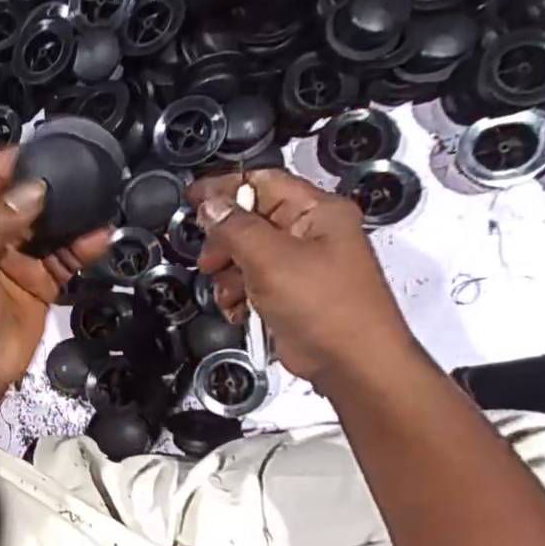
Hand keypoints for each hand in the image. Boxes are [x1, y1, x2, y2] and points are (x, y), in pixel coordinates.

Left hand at [0, 147, 110, 424]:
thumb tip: (35, 189)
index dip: (3, 166)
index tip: (33, 148)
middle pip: (19, 202)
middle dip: (43, 184)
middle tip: (74, 166)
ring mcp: (18, 262)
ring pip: (47, 228)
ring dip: (68, 213)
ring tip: (94, 193)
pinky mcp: (41, 284)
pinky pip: (65, 258)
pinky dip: (82, 247)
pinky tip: (99, 236)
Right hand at [187, 170, 420, 386]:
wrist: (350, 362)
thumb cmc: (331, 310)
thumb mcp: (271, 259)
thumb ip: (235, 227)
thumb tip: (212, 206)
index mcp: (317, 212)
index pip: (263, 183)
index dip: (225, 188)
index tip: (194, 196)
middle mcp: (311, 235)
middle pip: (249, 222)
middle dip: (224, 243)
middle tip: (211, 258)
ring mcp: (301, 266)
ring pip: (246, 256)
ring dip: (229, 275)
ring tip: (232, 292)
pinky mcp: (291, 295)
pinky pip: (253, 284)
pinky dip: (239, 296)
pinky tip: (241, 309)